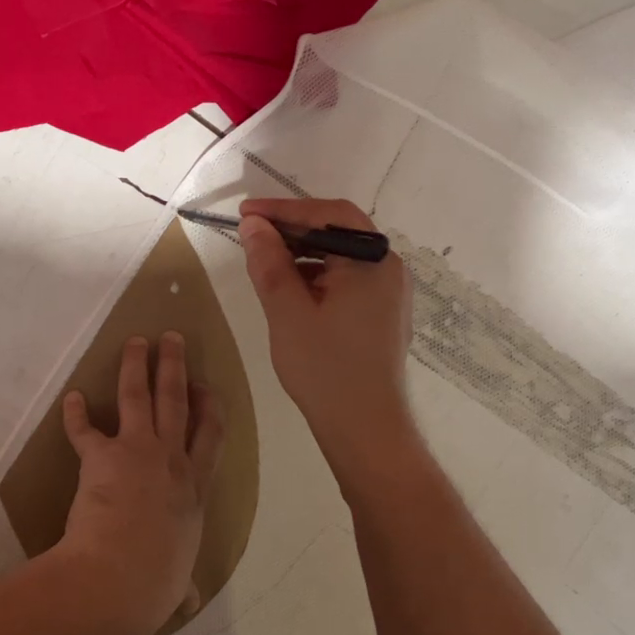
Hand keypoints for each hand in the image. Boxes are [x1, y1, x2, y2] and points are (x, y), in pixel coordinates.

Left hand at [51, 333, 224, 634]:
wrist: (120, 579)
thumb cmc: (154, 587)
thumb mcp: (178, 586)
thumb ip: (184, 586)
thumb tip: (191, 599)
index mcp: (194, 492)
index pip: (211, 439)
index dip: (210, 409)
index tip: (207, 388)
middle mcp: (173, 464)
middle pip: (178, 404)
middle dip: (176, 368)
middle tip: (173, 340)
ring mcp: (140, 455)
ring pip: (141, 398)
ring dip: (137, 366)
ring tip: (136, 341)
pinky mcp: (103, 457)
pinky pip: (85, 429)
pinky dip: (76, 414)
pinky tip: (72, 397)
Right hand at [238, 198, 417, 448]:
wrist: (365, 426)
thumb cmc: (325, 368)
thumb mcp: (287, 312)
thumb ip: (269, 263)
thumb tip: (253, 225)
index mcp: (373, 261)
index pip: (328, 213)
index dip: (284, 209)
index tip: (245, 213)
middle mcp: (388, 269)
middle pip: (337, 232)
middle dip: (292, 230)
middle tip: (250, 236)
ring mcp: (388, 294)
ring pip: (340, 258)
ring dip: (301, 255)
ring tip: (264, 265)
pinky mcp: (380, 315)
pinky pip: (346, 281)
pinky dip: (315, 278)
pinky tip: (289, 293)